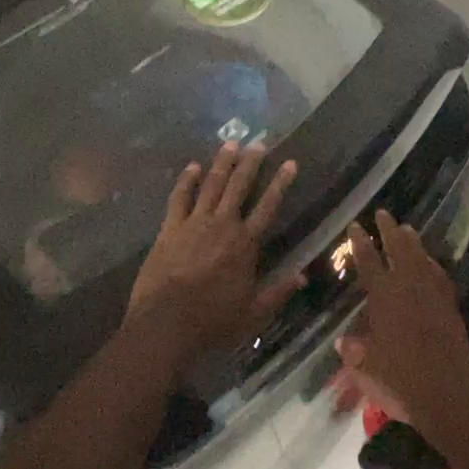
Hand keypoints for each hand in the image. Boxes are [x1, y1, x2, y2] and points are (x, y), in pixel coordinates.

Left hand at [127, 143, 301, 353]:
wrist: (164, 325)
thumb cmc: (213, 322)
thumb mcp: (254, 314)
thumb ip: (278, 292)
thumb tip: (303, 276)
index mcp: (246, 243)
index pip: (269, 206)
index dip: (281, 183)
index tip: (290, 162)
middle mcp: (223, 225)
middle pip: (239, 186)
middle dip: (251, 163)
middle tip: (258, 143)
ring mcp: (194, 224)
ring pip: (211, 185)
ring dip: (222, 163)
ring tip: (230, 144)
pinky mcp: (169, 229)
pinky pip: (179, 198)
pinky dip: (186, 180)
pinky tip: (192, 167)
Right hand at [336, 211, 468, 435]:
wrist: (449, 396)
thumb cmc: (401, 382)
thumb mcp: (367, 370)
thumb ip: (354, 352)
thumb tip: (343, 342)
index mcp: (384, 297)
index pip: (369, 261)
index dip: (360, 243)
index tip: (356, 225)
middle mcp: (409, 288)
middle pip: (399, 249)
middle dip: (389, 230)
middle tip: (383, 213)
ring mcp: (434, 295)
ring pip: (421, 258)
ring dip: (412, 242)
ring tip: (406, 229)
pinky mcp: (450, 306)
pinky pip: (439, 275)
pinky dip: (431, 264)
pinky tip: (430, 263)